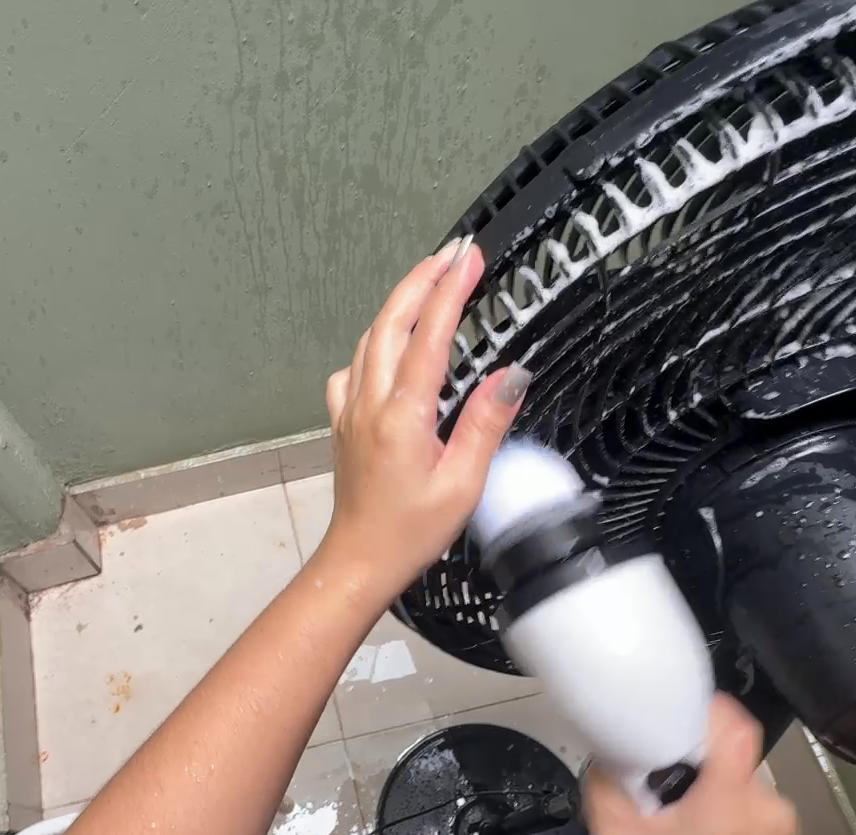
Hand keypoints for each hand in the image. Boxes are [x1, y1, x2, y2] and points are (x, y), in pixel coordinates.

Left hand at [315, 237, 529, 601]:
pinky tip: (387, 350)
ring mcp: (349, 412)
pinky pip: (352, 369)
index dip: (451, 291)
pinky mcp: (342, 423)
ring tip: (427, 285)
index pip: (429, 337)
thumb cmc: (410, 531)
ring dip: (397, 306)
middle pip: (389, 323)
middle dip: (421, 281)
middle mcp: (368, 404)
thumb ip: (485, 424)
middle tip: (452, 253)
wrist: (359, 559)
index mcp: (402, 416)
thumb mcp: (462, 483)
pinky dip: (373, 344)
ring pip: (368, 340)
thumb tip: (513, 375)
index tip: (469, 257)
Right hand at [585, 696, 796, 834]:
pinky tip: (702, 826)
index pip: (734, 727)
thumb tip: (604, 758)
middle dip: (694, 751)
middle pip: (730, 748)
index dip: (709, 706)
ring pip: (738, 772)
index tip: (678, 705)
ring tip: (679, 806)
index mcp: (728, 799)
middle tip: (661, 771)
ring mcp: (781, 818)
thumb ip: (603, 792)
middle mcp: (763, 801)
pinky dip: (725, 799)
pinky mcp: (784, 832)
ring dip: (709, 778)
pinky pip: (750, 794)